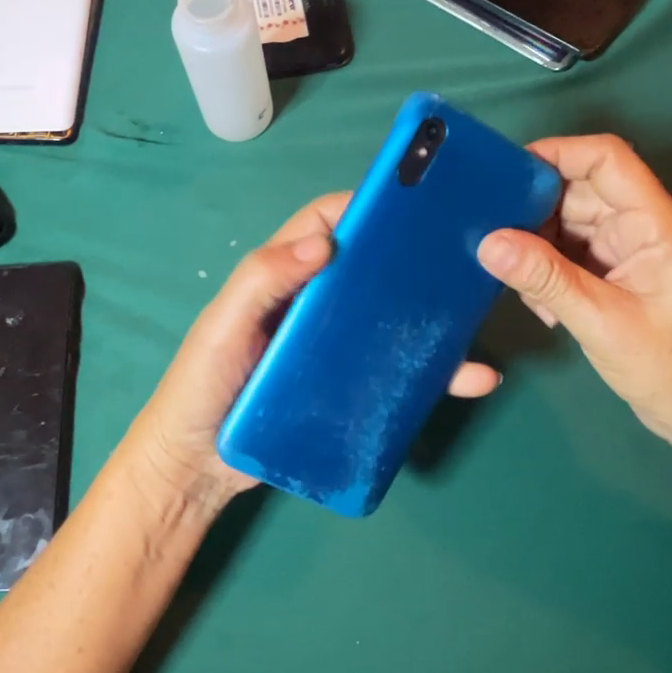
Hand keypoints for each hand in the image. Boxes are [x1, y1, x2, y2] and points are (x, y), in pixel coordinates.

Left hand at [122, 192, 501, 509]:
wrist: (196, 468)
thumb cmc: (202, 385)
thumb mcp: (223, 327)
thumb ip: (262, 280)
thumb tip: (326, 241)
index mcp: (280, 279)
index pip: (323, 225)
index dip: (359, 208)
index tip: (407, 204)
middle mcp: (311, 306)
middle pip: (366, 270)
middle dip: (408, 258)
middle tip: (460, 255)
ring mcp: (331, 350)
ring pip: (389, 321)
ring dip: (430, 316)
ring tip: (474, 314)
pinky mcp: (346, 390)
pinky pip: (396, 373)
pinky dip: (434, 374)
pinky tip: (472, 377)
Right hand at [476, 135, 671, 454]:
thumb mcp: (602, 322)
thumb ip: (545, 279)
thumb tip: (488, 244)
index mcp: (654, 223)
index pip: (606, 159)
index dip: (556, 153)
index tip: (503, 174)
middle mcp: (641, 227)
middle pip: (579, 190)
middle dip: (533, 209)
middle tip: (488, 234)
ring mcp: (628, 252)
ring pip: (568, 224)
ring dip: (536, 247)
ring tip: (513, 279)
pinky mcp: (617, 276)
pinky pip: (570, 255)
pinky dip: (547, 272)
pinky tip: (537, 303)